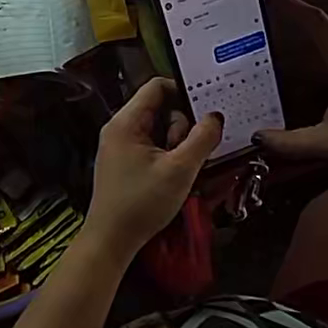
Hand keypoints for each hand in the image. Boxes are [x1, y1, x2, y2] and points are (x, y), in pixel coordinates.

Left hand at [84, 78, 221, 253]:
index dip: (183, 91)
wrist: (111, 241)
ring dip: (176, 144)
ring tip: (180, 169)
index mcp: (126, 122)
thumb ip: (202, 139)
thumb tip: (215, 116)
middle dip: (181, 126)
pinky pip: (152, 147)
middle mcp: (120, 129)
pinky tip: (174, 175)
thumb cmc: (141, 204)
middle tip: (188, 152)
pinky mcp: (125, 163)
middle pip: (160, 108)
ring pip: (158, 130)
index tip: (205, 109)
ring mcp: (121, 146)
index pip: (156, 86)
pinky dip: (167, 156)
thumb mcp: (180, 170)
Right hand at [256, 0, 327, 177]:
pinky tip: (301, 62)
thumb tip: (257, 138)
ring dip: (305, 32)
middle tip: (267, 9)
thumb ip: (291, 142)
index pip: (318, 24)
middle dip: (294, 15)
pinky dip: (314, 51)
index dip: (293, 7)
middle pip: (323, 27)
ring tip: (279, 28)